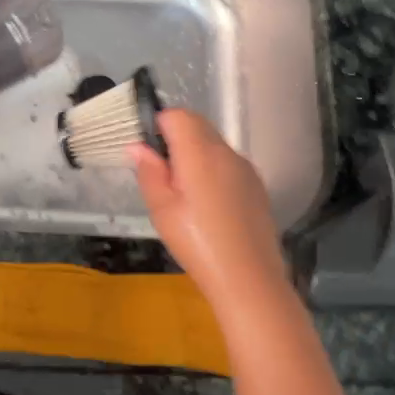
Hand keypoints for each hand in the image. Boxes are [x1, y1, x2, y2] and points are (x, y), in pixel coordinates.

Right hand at [131, 109, 290, 299]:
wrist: (248, 278)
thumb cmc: (196, 243)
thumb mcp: (161, 209)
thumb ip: (149, 172)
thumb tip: (137, 146)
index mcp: (200, 154)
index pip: (177, 116)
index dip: (157, 125)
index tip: (146, 150)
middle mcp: (227, 153)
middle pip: (198, 124)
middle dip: (175, 136)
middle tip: (160, 171)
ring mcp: (246, 169)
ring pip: (214, 143)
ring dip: (194, 152)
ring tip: (182, 191)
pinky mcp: (257, 186)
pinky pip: (228, 163)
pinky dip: (212, 168)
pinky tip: (207, 204)